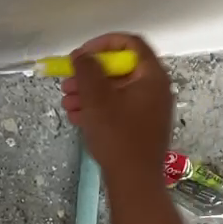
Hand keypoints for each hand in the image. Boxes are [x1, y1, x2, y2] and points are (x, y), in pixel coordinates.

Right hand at [60, 33, 172, 187]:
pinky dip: (98, 109)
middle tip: (68, 83)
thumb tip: (81, 55)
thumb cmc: (118, 135)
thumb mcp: (97, 99)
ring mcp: (149, 109)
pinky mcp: (141, 127)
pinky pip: (118, 108)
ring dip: (89, 93)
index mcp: (152, 76)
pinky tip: (78, 117)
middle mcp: (155, 89)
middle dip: (90, 74)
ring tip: (67, 103)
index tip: (80, 55)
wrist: (134, 179)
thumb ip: (88, 71)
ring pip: (116, 90)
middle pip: (120, 69)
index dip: (102, 44)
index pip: (130, 43)